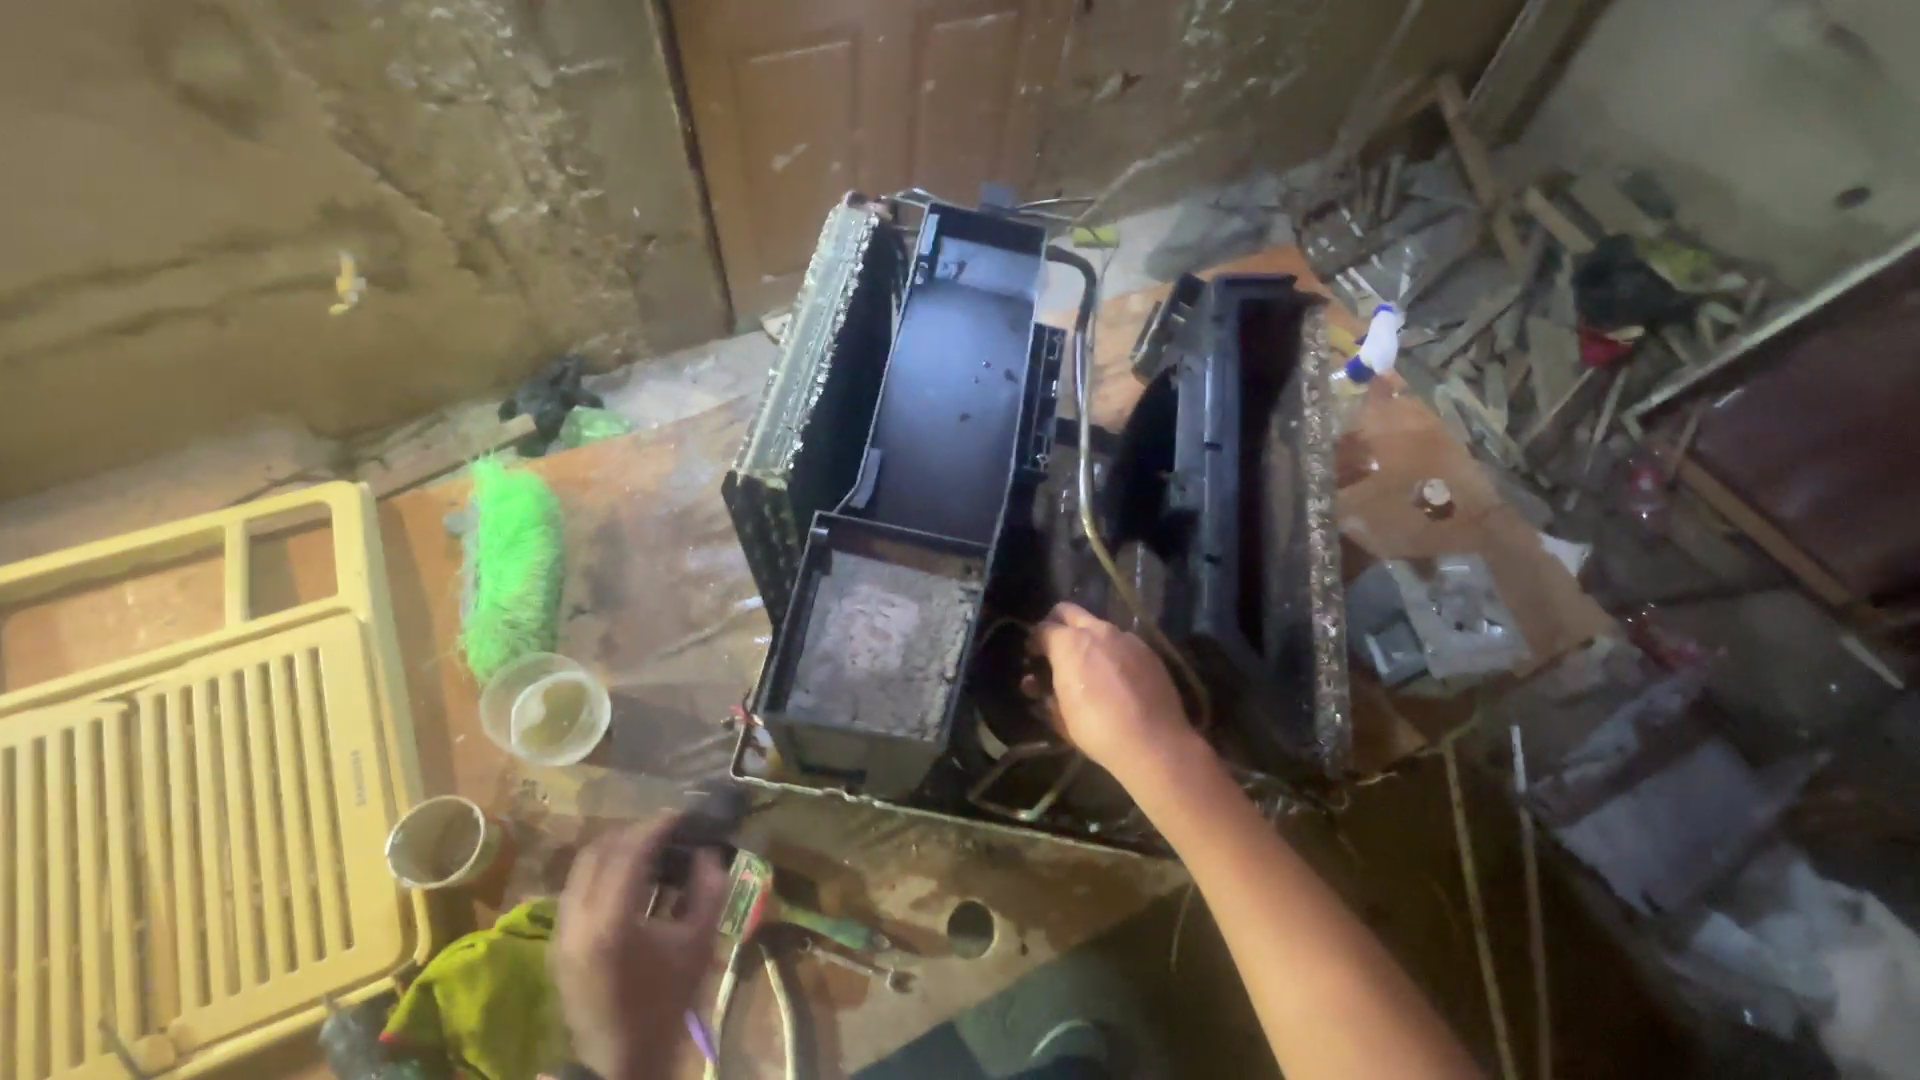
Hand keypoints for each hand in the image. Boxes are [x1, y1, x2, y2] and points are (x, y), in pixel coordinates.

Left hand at [551, 817, 727, 1079]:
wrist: (620, 1059)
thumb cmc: (665, 1003)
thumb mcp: (697, 945)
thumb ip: (707, 891)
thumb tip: (709, 852)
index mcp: (612, 921)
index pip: (630, 853)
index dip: (657, 827)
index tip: (682, 816)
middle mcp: (577, 919)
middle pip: (599, 851)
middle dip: (634, 832)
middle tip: (667, 828)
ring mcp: (560, 931)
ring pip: (582, 868)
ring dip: (616, 850)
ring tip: (651, 849)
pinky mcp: (557, 942)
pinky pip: (576, 888)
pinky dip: (603, 872)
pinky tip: (632, 879)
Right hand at [1030, 601, 1203, 781]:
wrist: (1153, 742)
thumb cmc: (1097, 729)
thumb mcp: (1060, 715)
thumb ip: (1046, 692)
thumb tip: (1037, 685)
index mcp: (1069, 643)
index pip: (1042, 628)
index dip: (1033, 641)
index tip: (1032, 657)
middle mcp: (1097, 631)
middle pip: (1068, 611)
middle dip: (1057, 625)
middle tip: (1054, 649)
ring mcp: (1126, 638)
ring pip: (1098, 626)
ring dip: (1087, 639)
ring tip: (1087, 666)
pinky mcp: (1148, 651)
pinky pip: (1122, 643)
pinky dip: (1112, 652)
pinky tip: (1115, 676)